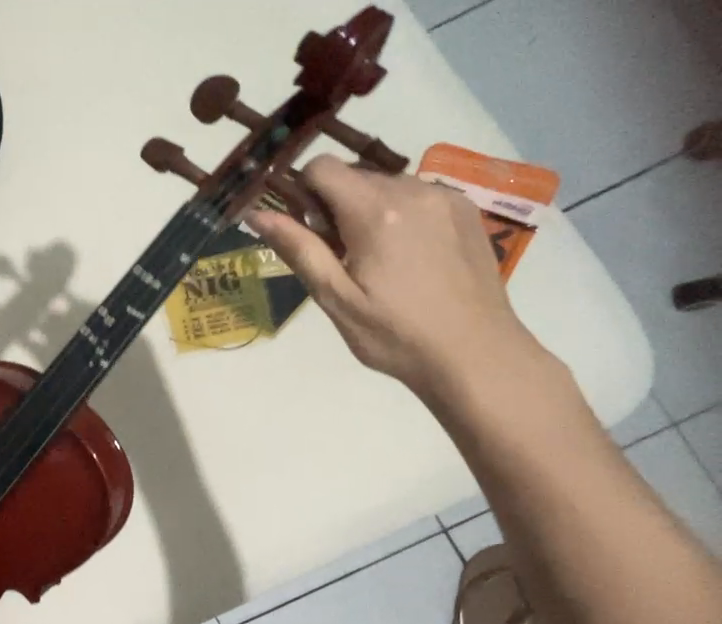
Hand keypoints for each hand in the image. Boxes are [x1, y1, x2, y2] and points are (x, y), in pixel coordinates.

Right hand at [246, 154, 539, 396]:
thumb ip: (298, 248)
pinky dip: (396, 216)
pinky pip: (416, 196)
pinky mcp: (465, 210)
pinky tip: (402, 258)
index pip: (322, 168)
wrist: (472, 350)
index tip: (302, 229)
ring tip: (369, 261)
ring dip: (364, 211)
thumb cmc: (392, 332)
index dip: (301, 192)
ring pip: (385, 185)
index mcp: (376, 212)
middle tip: (334, 256)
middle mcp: (413, 191)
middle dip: (331, 206)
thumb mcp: (334, 296)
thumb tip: (257, 214)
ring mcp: (446, 197)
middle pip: (353, 175)